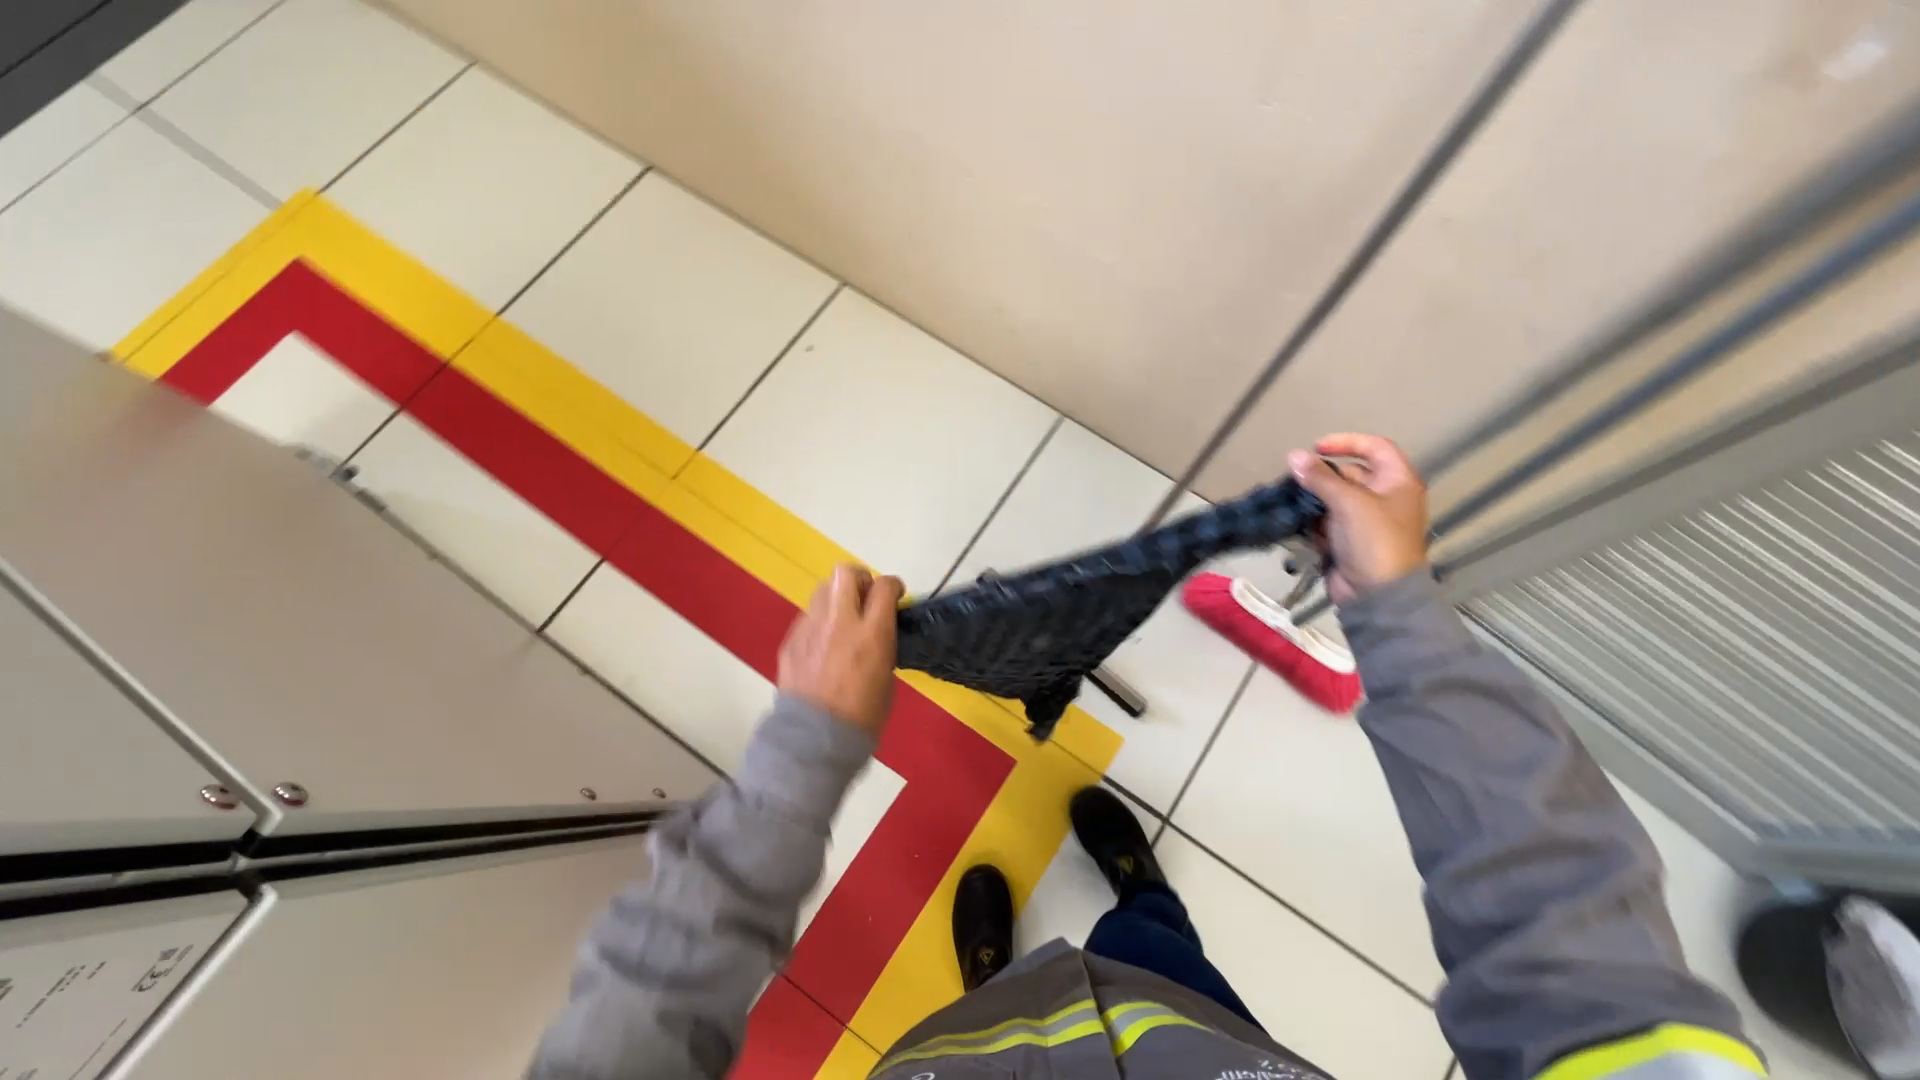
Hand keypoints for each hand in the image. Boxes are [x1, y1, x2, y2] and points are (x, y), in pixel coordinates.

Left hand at [778, 564, 905, 735]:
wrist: (815, 740)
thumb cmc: (863, 717)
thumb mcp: (886, 677)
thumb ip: (881, 645)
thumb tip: (876, 634)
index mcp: (872, 634)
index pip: (884, 586)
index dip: (892, 586)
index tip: (894, 596)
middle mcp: (840, 622)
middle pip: (846, 572)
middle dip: (860, 578)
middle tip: (865, 598)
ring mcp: (810, 628)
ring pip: (823, 589)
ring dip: (837, 597)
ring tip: (841, 620)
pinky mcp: (790, 641)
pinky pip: (808, 617)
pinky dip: (819, 623)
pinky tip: (822, 647)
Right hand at [1288, 433, 1429, 606]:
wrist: (1377, 594)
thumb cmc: (1374, 540)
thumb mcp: (1348, 502)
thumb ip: (1320, 477)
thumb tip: (1293, 455)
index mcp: (1397, 481)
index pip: (1375, 447)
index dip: (1347, 442)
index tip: (1317, 448)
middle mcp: (1384, 496)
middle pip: (1350, 473)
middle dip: (1323, 475)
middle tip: (1295, 478)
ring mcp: (1365, 519)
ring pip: (1334, 498)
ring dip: (1313, 498)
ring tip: (1291, 499)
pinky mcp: (1348, 539)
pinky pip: (1327, 520)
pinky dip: (1313, 519)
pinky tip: (1297, 521)